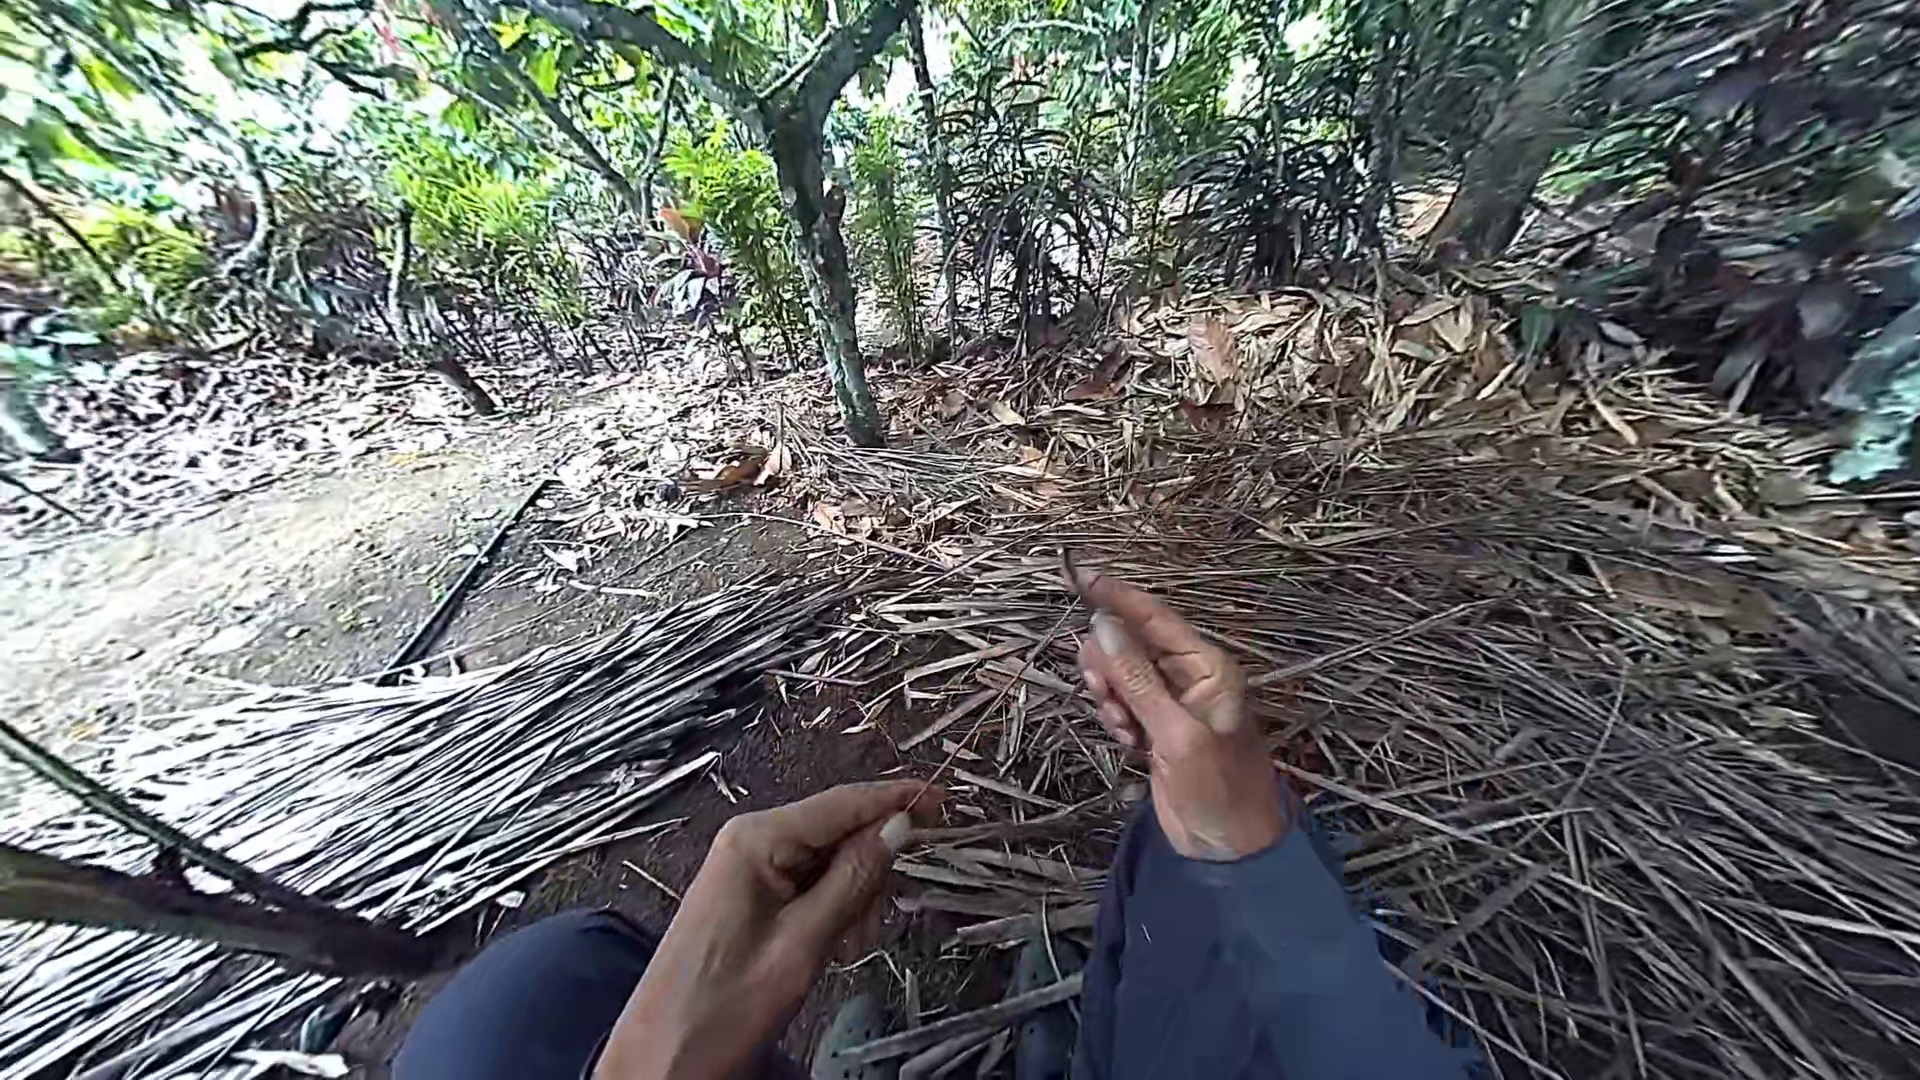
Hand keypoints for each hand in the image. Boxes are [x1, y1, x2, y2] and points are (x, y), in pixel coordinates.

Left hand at [595, 781, 940, 1079]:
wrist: (653, 1072)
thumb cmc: (721, 1011)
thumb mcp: (801, 946)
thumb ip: (853, 879)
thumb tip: (901, 824)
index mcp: (759, 837)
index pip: (843, 803)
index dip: (896, 798)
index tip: (942, 799)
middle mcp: (755, 836)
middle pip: (840, 830)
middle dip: (868, 871)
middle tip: (871, 926)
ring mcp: (753, 860)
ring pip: (832, 857)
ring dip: (854, 895)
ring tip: (847, 946)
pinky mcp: (754, 886)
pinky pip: (813, 879)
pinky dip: (834, 906)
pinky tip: (832, 944)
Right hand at [1076, 573, 1289, 860]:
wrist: (1228, 850)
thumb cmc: (1218, 789)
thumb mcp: (1176, 733)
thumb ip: (1137, 679)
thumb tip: (1100, 627)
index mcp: (1205, 665)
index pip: (1153, 617)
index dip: (1115, 595)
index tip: (1078, 575)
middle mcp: (1185, 675)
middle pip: (1128, 644)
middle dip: (1108, 665)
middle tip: (1103, 693)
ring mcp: (1166, 700)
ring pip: (1117, 673)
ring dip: (1110, 696)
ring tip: (1124, 727)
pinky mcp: (1151, 723)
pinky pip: (1118, 701)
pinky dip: (1114, 716)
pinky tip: (1129, 742)